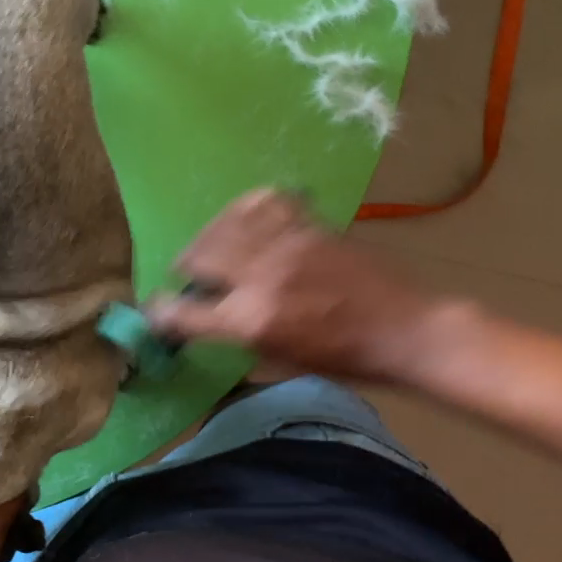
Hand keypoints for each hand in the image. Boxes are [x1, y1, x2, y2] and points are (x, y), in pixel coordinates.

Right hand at [147, 188, 469, 383]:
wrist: (405, 331)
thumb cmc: (341, 358)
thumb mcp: (277, 358)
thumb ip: (235, 332)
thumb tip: (204, 316)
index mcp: (250, 321)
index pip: (183, 311)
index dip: (161, 311)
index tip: (156, 311)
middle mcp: (260, 279)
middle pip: (197, 256)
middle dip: (184, 267)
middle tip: (188, 276)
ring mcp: (286, 247)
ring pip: (224, 225)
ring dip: (209, 236)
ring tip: (213, 246)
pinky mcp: (310, 227)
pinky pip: (265, 202)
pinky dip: (247, 209)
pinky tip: (246, 220)